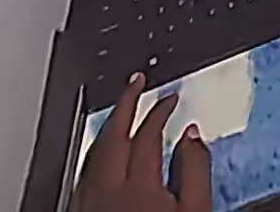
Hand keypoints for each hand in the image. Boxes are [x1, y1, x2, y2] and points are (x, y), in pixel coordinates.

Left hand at [75, 73, 211, 211]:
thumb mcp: (196, 211)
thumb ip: (196, 169)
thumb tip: (193, 134)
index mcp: (139, 186)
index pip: (148, 133)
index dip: (161, 110)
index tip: (171, 98)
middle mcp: (107, 193)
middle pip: (113, 134)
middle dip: (126, 101)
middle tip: (137, 79)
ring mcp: (88, 205)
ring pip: (93, 153)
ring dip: (109, 124)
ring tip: (122, 107)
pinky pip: (83, 173)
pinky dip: (96, 151)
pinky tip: (105, 148)